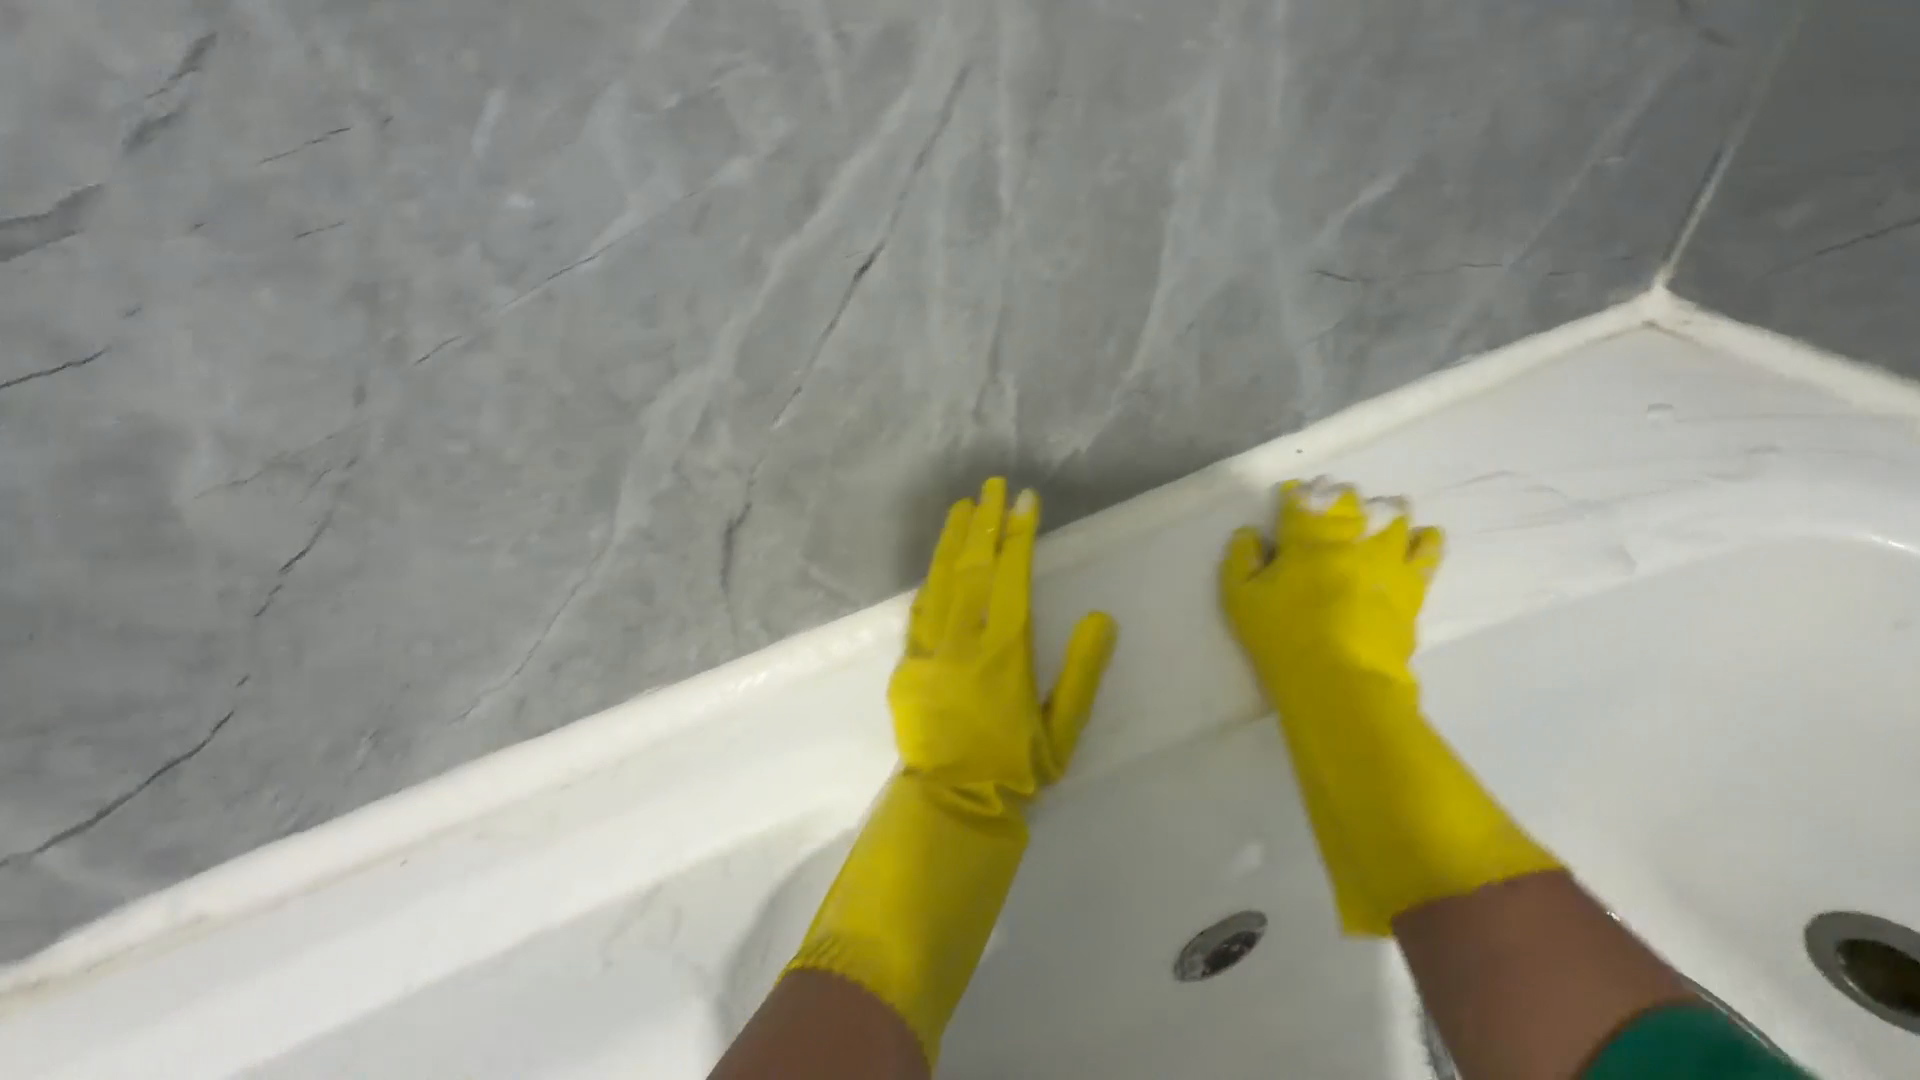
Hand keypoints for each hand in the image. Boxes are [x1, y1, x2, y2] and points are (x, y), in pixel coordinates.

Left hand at [786, 478, 1115, 1064]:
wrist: (954, 803)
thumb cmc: (1017, 768)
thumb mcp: (1064, 729)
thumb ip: (1083, 672)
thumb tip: (1100, 617)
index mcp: (1005, 655)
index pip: (1013, 580)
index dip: (1021, 537)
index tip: (1026, 501)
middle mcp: (963, 643)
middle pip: (974, 570)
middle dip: (985, 524)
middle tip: (993, 486)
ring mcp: (929, 651)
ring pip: (941, 583)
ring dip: (954, 541)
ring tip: (964, 506)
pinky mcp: (908, 665)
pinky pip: (919, 611)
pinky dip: (931, 580)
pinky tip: (938, 560)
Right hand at [1220, 477, 1442, 688]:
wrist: (1341, 679)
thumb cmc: (1283, 637)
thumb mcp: (1239, 600)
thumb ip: (1240, 560)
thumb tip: (1250, 533)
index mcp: (1305, 538)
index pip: (1301, 503)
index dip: (1298, 493)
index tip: (1296, 490)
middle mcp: (1350, 539)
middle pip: (1349, 504)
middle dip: (1341, 496)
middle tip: (1338, 494)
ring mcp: (1387, 560)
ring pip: (1392, 519)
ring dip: (1385, 509)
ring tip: (1385, 506)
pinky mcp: (1412, 586)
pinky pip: (1427, 553)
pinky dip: (1427, 539)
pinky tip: (1427, 533)